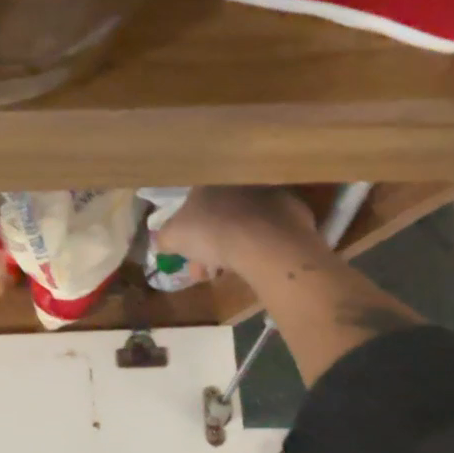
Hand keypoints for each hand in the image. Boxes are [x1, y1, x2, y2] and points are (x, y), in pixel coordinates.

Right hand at [155, 186, 321, 275]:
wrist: (266, 242)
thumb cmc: (212, 233)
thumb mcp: (172, 238)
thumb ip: (163, 237)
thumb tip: (161, 240)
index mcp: (208, 182)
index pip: (191, 205)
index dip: (186, 233)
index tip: (187, 254)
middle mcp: (238, 181)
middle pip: (216, 215)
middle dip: (208, 244)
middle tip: (205, 269)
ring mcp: (268, 193)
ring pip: (240, 223)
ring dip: (230, 246)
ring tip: (227, 271)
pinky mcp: (292, 208)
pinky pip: (266, 231)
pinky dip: (256, 245)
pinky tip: (252, 262)